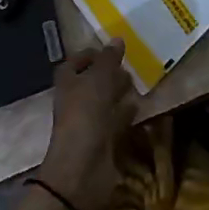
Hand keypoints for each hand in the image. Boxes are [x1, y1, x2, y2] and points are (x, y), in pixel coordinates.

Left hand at [38, 40, 136, 209]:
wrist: (82, 170)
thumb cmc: (85, 116)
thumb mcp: (98, 80)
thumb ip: (109, 60)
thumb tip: (118, 39)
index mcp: (68, 83)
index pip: (74, 63)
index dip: (89, 55)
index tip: (110, 49)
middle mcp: (76, 101)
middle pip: (92, 81)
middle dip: (109, 72)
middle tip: (130, 64)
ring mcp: (89, 123)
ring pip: (105, 101)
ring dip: (119, 92)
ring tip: (138, 80)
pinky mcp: (103, 141)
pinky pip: (116, 121)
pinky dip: (126, 112)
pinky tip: (140, 105)